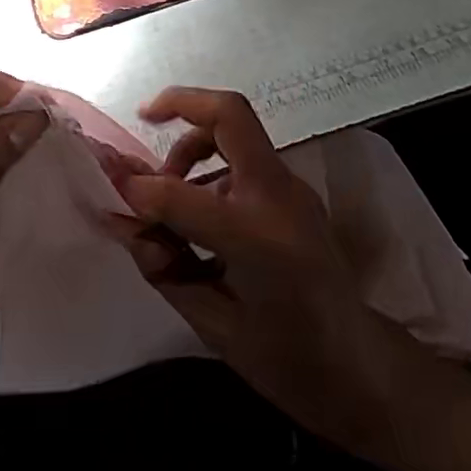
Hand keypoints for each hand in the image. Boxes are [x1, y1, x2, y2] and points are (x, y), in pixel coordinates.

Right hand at [98, 86, 401, 452]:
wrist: (356, 365)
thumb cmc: (284, 360)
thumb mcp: (211, 323)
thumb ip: (162, 264)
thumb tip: (119, 217)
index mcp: (258, 238)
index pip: (181, 195)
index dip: (138, 192)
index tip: (114, 194)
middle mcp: (280, 196)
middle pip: (230, 114)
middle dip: (180, 105)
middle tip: (145, 126)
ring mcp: (292, 188)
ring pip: (237, 130)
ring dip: (193, 145)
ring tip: (168, 198)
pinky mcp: (294, 191)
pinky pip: (244, 160)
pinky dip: (210, 169)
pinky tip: (198, 216)